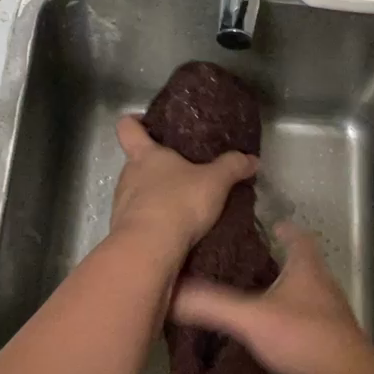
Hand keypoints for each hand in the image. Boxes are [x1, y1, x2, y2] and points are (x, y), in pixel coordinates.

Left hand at [108, 115, 257, 253]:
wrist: (149, 250)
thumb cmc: (178, 203)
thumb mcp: (215, 182)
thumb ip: (233, 167)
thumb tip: (252, 159)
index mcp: (144, 155)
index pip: (127, 128)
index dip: (134, 122)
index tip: (146, 124)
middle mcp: (128, 176)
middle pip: (137, 163)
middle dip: (158, 168)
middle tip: (185, 174)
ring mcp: (122, 205)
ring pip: (138, 193)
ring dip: (157, 198)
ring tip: (184, 207)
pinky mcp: (124, 232)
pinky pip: (141, 221)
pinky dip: (156, 223)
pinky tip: (177, 232)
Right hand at [170, 223, 373, 373]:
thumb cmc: (302, 337)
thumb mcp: (250, 317)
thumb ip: (211, 305)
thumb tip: (170, 294)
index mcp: (308, 269)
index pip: (298, 237)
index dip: (284, 228)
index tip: (269, 225)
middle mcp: (321, 287)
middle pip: (301, 265)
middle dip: (277, 261)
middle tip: (246, 261)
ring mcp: (326, 317)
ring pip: (302, 296)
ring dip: (281, 294)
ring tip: (250, 296)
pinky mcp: (325, 344)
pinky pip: (302, 325)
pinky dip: (285, 324)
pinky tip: (265, 334)